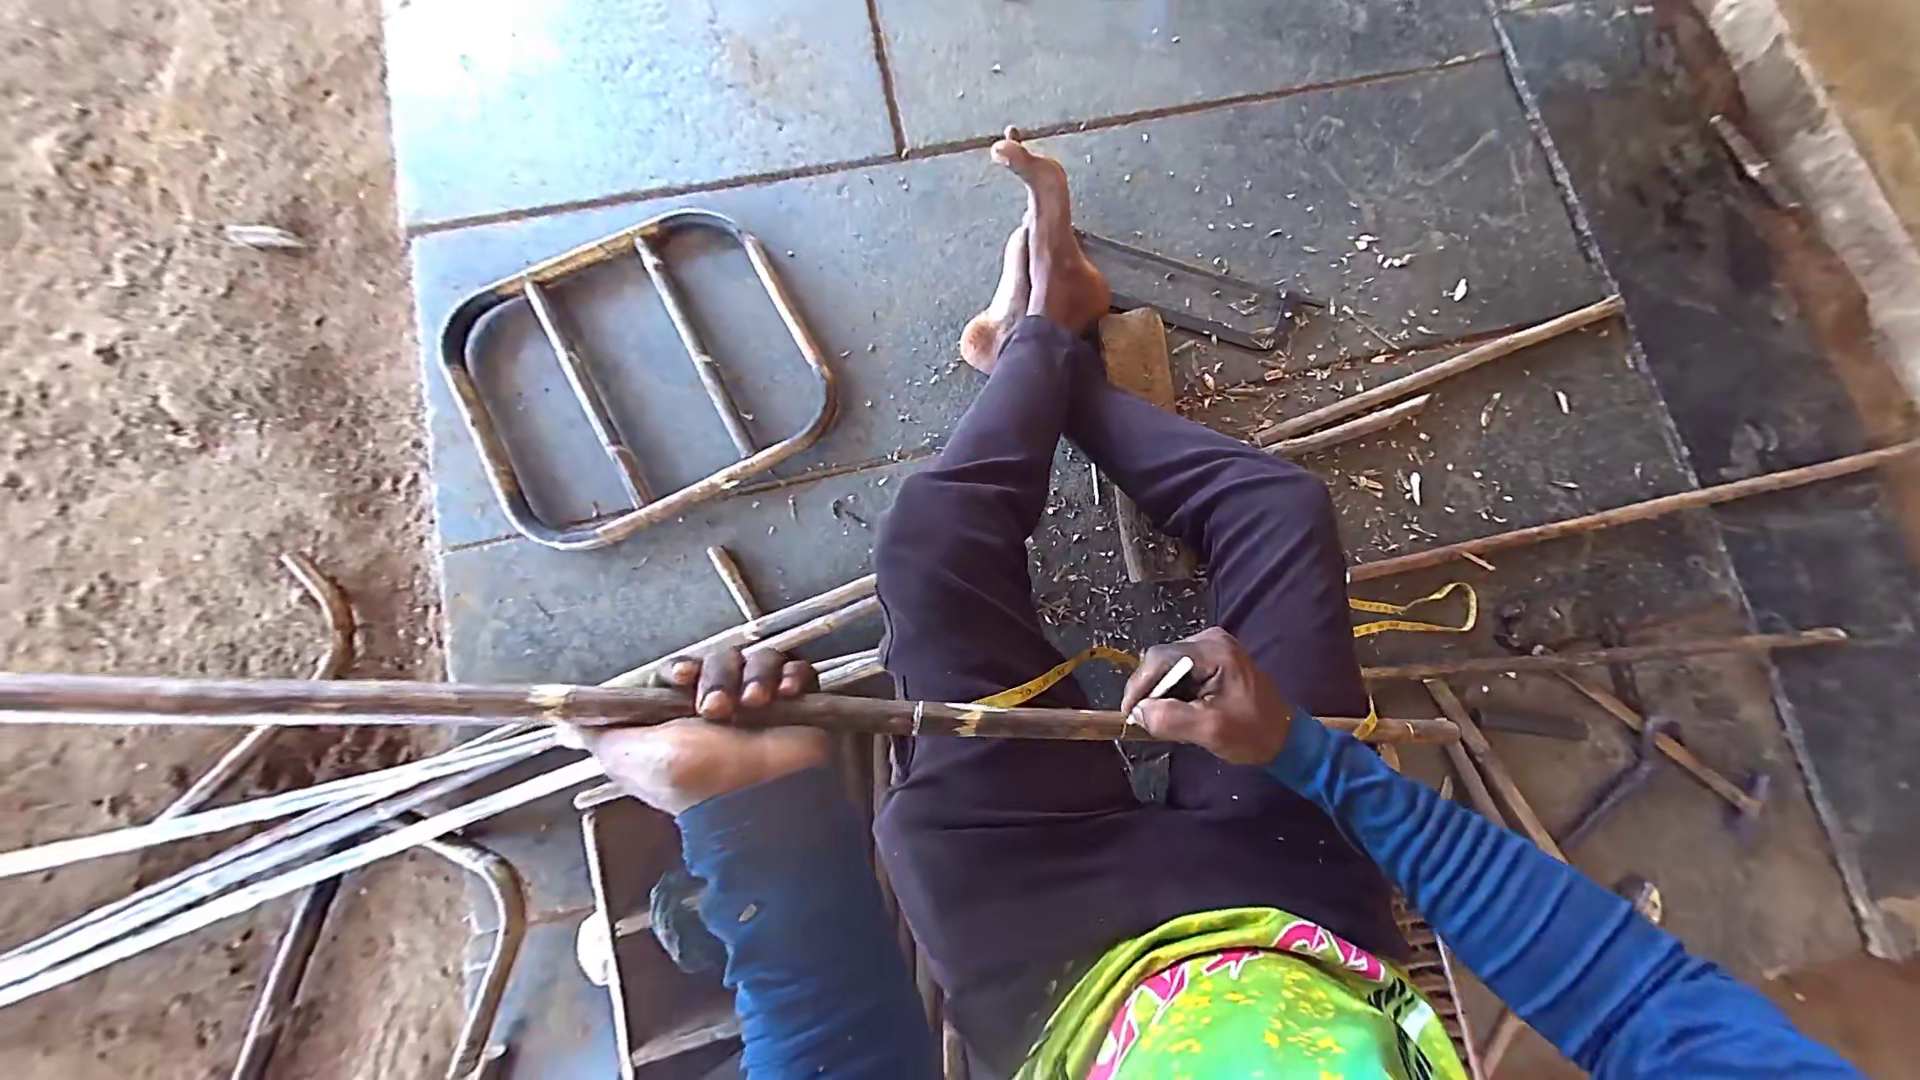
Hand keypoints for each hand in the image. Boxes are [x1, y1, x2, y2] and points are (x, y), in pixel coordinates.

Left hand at [580, 647, 826, 814]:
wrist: (759, 800)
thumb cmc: (699, 782)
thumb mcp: (634, 758)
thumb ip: (600, 735)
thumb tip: (564, 721)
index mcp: (688, 714)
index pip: (686, 670)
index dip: (684, 667)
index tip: (681, 677)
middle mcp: (727, 703)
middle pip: (724, 659)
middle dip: (720, 676)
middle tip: (718, 708)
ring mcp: (765, 701)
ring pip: (761, 659)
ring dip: (757, 674)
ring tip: (755, 703)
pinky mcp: (798, 702)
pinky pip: (798, 670)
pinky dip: (793, 675)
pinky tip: (786, 694)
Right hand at [1120, 627, 1295, 765]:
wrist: (1285, 739)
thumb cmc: (1252, 734)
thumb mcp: (1211, 730)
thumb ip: (1171, 718)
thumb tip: (1138, 712)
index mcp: (1214, 650)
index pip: (1160, 659)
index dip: (1139, 685)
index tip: (1128, 712)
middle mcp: (1210, 639)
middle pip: (1161, 661)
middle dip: (1151, 691)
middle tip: (1148, 720)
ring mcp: (1211, 646)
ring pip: (1167, 667)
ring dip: (1161, 693)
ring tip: (1166, 718)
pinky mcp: (1211, 657)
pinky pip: (1178, 671)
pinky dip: (1173, 692)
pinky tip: (1180, 710)